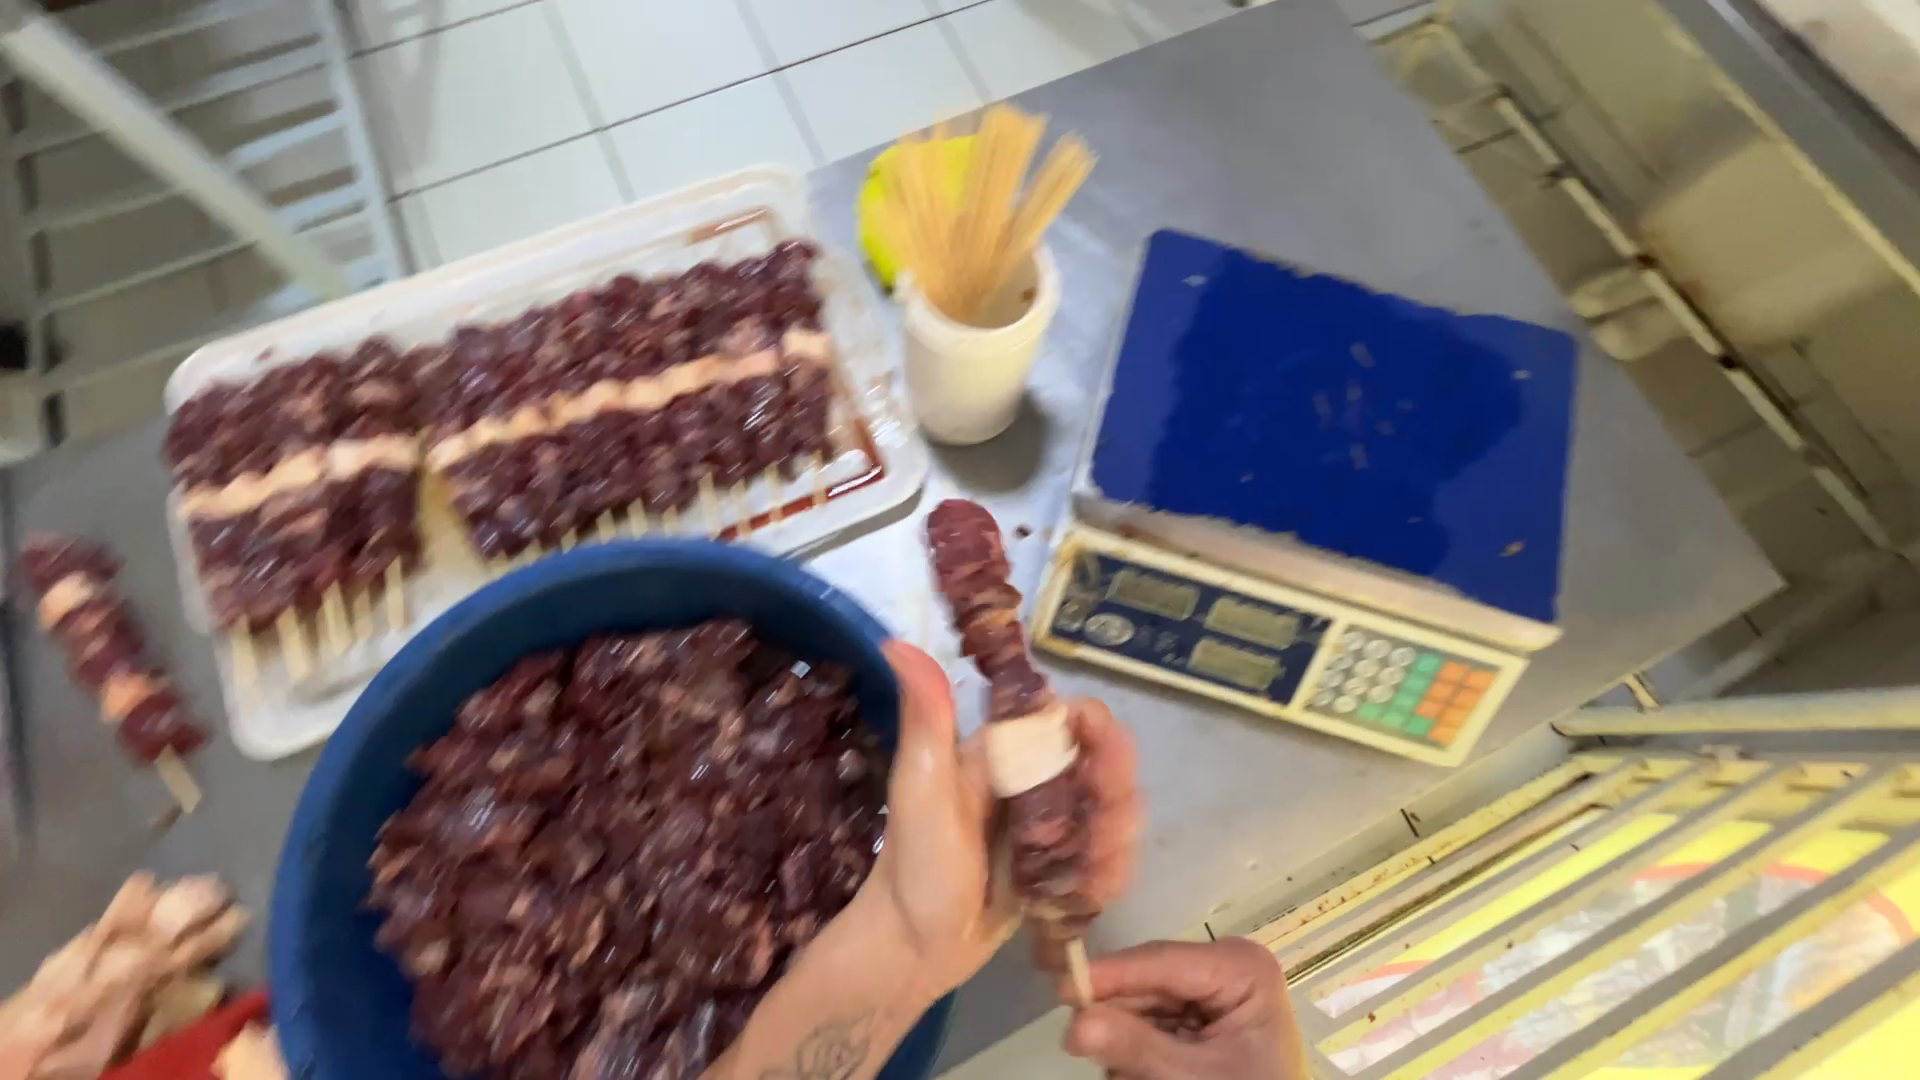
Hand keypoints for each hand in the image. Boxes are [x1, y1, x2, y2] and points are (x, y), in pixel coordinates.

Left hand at [859, 641, 1141, 1000]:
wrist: (915, 950)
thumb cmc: (915, 865)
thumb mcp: (919, 788)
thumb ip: (925, 719)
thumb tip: (896, 642)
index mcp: (1003, 748)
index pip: (1068, 716)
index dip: (1097, 732)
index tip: (1102, 769)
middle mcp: (1032, 775)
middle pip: (1104, 760)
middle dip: (1117, 793)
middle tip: (1103, 833)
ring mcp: (1050, 820)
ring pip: (1113, 806)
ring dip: (1118, 837)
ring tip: (1093, 873)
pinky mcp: (1060, 860)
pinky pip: (1106, 852)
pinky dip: (1111, 870)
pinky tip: (1092, 892)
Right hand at [1061, 939, 1310, 1079]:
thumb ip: (1136, 1048)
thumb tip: (1074, 1024)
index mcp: (1241, 967)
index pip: (1161, 960)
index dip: (1110, 974)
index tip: (1065, 989)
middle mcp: (1225, 966)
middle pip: (1148, 980)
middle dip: (1115, 1011)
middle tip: (1076, 1041)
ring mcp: (1212, 991)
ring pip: (1145, 1000)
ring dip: (1122, 1032)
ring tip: (1117, 1067)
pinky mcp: (1201, 1016)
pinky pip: (1153, 1019)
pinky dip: (1136, 1045)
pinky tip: (1131, 1068)